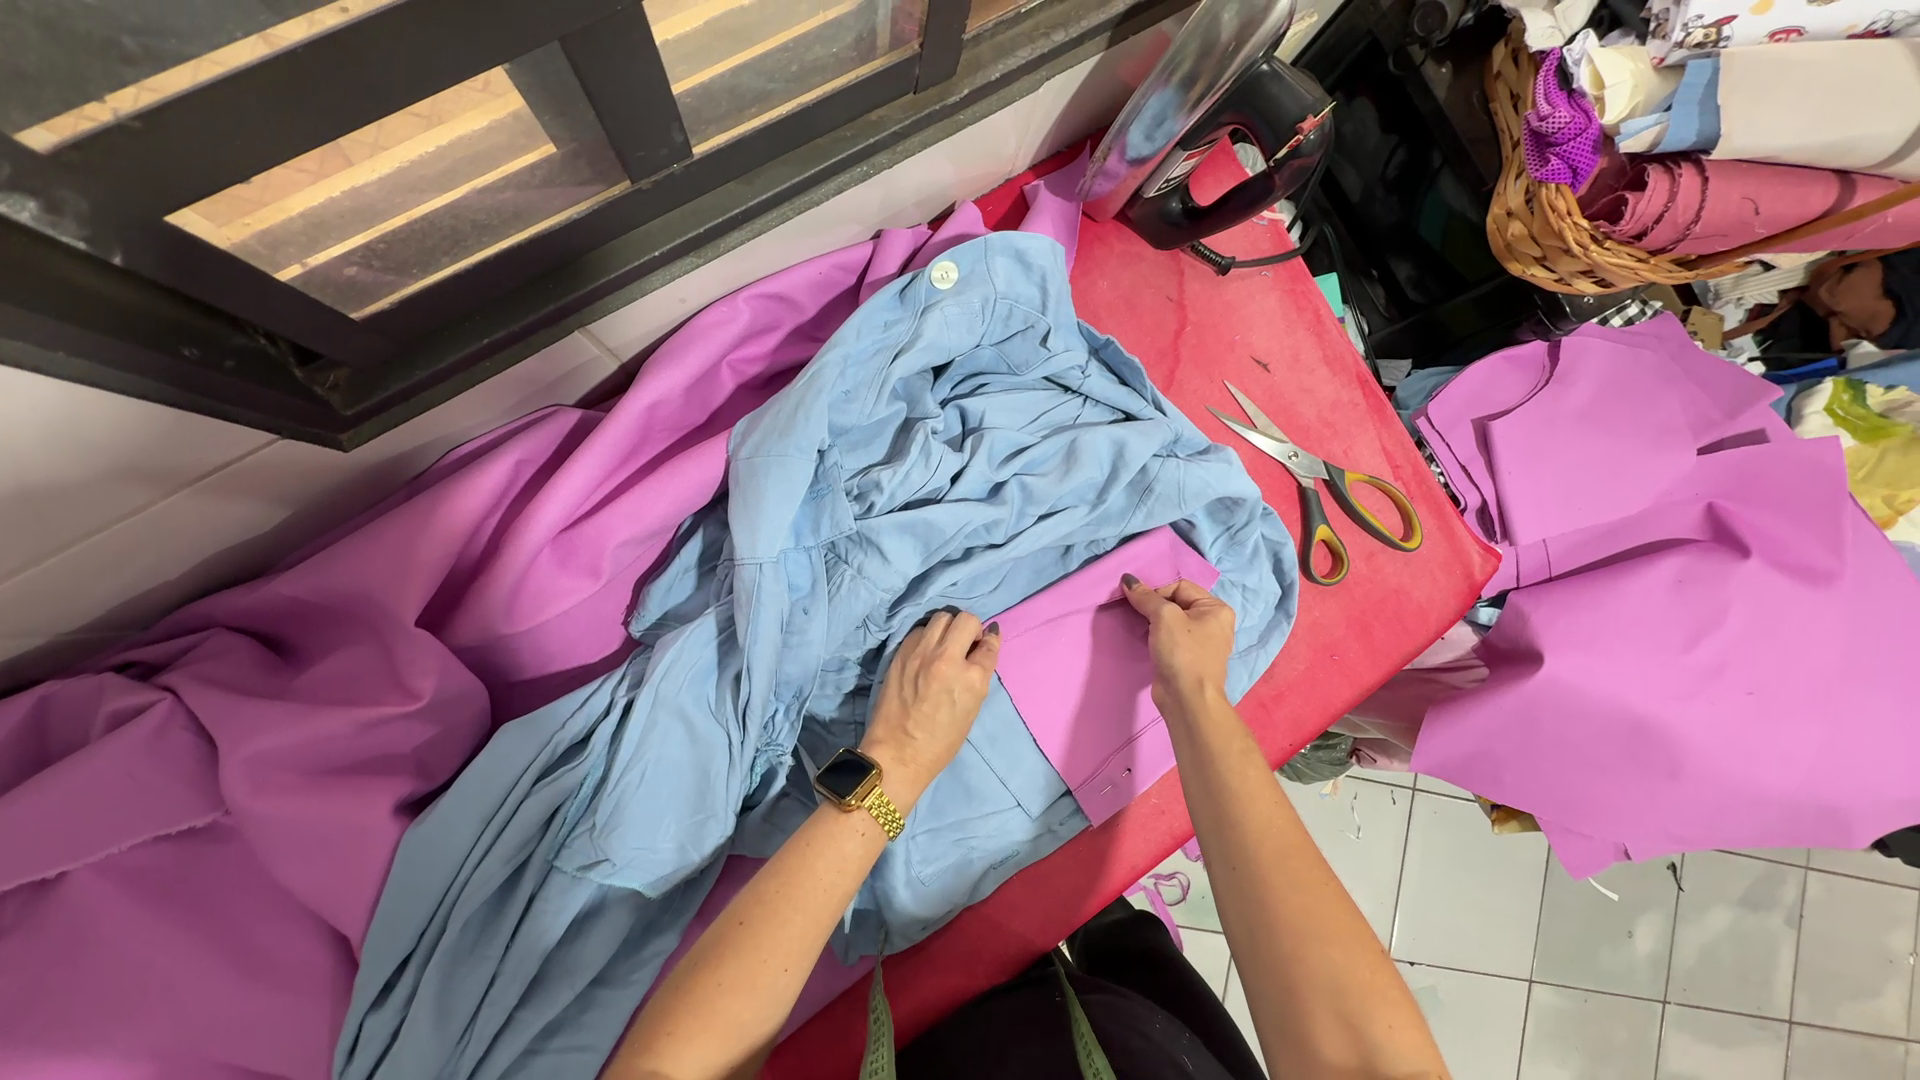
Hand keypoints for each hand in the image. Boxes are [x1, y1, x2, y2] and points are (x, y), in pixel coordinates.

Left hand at [861, 611, 1001, 802]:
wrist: (898, 752)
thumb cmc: (941, 741)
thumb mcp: (972, 709)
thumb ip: (979, 674)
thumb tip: (981, 650)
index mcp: (972, 678)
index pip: (989, 643)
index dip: (990, 642)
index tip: (986, 643)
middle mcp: (947, 658)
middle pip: (966, 619)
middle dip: (970, 629)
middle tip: (966, 644)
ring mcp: (921, 653)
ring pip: (942, 617)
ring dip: (948, 628)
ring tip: (945, 645)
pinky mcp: (901, 653)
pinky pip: (920, 629)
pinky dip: (928, 636)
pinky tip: (926, 652)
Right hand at [1121, 575, 1236, 715]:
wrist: (1186, 698)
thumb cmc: (1182, 652)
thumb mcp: (1164, 617)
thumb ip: (1145, 596)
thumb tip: (1128, 579)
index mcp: (1216, 608)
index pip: (1180, 586)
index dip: (1156, 591)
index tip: (1136, 600)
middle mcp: (1212, 622)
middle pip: (1175, 602)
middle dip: (1152, 605)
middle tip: (1132, 610)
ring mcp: (1200, 642)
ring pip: (1170, 621)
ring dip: (1151, 620)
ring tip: (1135, 624)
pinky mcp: (1187, 657)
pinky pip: (1168, 637)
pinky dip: (1154, 635)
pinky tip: (1142, 638)